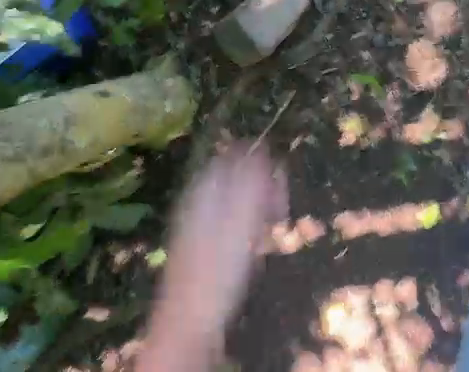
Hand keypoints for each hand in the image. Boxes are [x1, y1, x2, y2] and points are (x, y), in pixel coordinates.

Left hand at [138, 146, 288, 370]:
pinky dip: (248, 230)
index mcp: (206, 186)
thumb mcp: (242, 216)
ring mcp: (199, 221)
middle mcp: (200, 198)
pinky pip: (232, 221)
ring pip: (237, 199)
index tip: (280, 186)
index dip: (263, 163)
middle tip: (276, 213)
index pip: (238, 153)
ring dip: (258, 211)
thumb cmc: (219, 267)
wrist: (189, 321)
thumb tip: (262, 146)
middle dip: (263, 188)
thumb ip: (252, 179)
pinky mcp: (202, 245)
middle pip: (238, 175)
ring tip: (265, 235)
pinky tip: (252, 250)